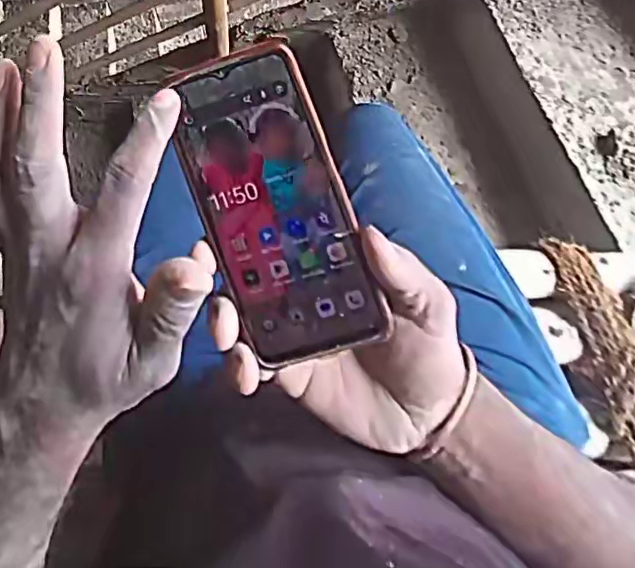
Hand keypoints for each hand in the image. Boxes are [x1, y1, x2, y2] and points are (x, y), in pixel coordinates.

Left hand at [0, 36, 213, 448]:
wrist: (40, 402)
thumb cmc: (100, 377)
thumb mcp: (154, 362)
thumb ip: (173, 310)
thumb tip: (195, 264)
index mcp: (92, 267)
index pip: (122, 192)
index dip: (145, 141)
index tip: (165, 101)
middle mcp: (47, 243)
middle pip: (35, 164)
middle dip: (38, 102)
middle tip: (43, 51)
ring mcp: (17, 238)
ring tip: (6, 65)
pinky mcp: (0, 238)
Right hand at [208, 226, 467, 454]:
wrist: (431, 418)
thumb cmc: (429, 344)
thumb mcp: (428, 303)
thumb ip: (403, 272)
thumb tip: (370, 233)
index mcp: (322, 263)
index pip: (276, 235)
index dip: (243, 223)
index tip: (221, 217)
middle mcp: (295, 291)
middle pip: (244, 272)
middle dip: (215, 269)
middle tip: (202, 274)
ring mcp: (286, 331)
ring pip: (239, 316)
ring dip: (221, 316)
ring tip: (224, 328)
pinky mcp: (286, 371)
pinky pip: (253, 364)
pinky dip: (239, 366)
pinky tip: (244, 370)